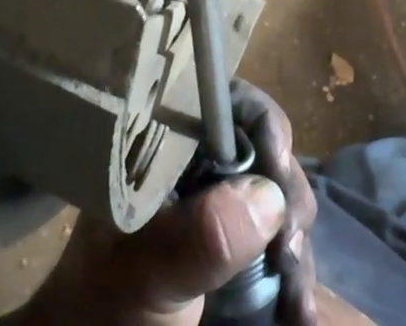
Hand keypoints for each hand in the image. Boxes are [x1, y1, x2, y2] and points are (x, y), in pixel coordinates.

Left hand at [9, 81, 319, 324]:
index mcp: (162, 151)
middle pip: (263, 152)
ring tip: (298, 303)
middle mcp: (193, 171)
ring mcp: (217, 212)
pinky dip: (298, 278)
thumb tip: (267, 195)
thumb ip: (198, 236)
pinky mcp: (235, 254)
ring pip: (279, 204)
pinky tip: (303, 312)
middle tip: (287, 250)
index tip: (278, 162)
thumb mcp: (146, 272)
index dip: (259, 120)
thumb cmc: (102, 308)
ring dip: (298, 248)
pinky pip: (281, 250)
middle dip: (287, 196)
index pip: (219, 101)